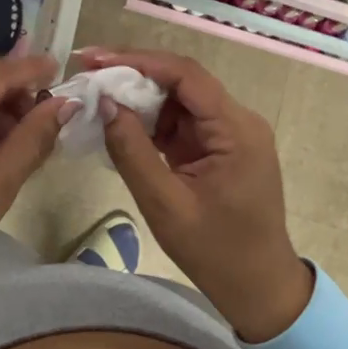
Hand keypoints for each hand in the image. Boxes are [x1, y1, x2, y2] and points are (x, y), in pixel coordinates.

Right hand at [84, 48, 314, 342]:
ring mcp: (230, 133)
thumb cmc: (216, 253)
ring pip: (179, 97)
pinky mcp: (219, 146)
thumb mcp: (165, 206)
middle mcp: (239, 120)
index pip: (186, 74)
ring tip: (96, 93)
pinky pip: (182, 120)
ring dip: (139, 94)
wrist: (260, 290)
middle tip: (87, 70)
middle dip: (133, 72)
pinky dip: (150, 118)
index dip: (138, 60)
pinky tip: (119, 120)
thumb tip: (105, 102)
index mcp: (236, 130)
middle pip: (182, 79)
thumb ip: (132, 151)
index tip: (95, 59)